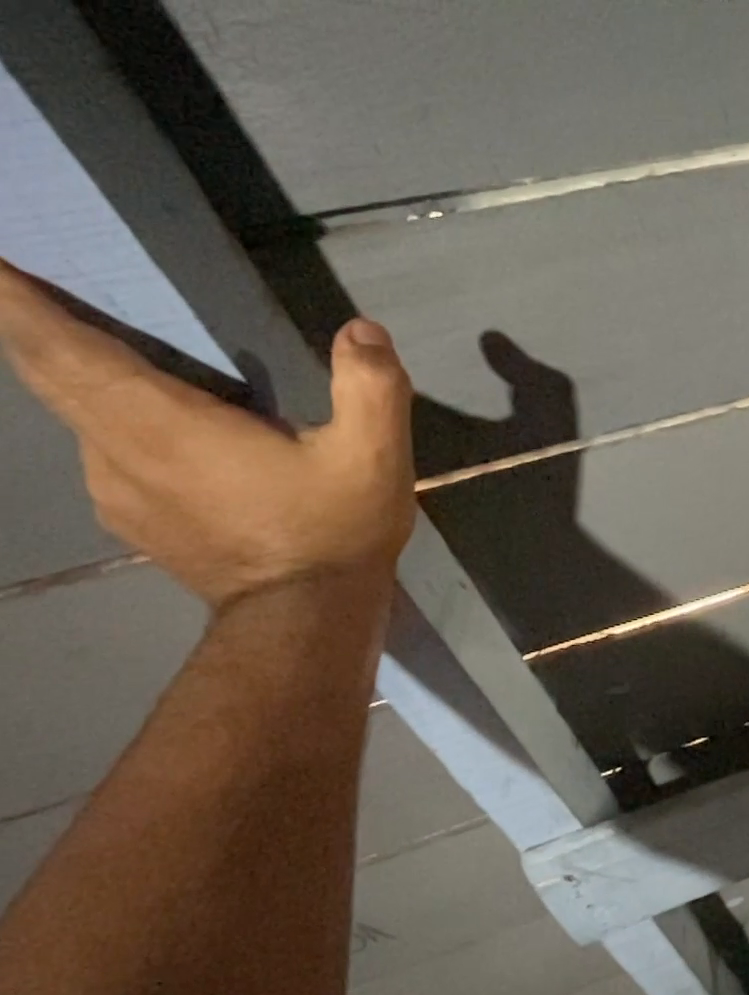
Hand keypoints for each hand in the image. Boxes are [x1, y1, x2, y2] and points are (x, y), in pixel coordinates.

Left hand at [0, 260, 414, 607]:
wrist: (307, 618)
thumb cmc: (335, 529)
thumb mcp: (375, 455)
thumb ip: (370, 386)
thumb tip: (361, 330)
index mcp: (163, 425)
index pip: (63, 347)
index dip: (13, 299)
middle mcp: (117, 452)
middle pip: (50, 374)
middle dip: (25, 323)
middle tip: (15, 285)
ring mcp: (116, 492)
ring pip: (78, 415)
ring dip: (76, 376)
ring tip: (97, 350)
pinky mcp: (135, 520)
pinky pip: (104, 453)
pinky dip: (109, 421)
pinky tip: (152, 428)